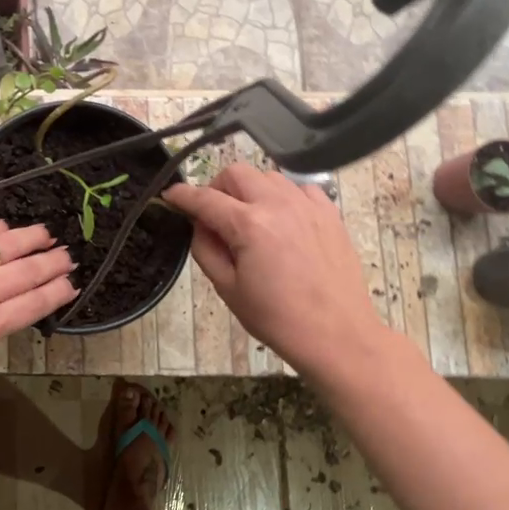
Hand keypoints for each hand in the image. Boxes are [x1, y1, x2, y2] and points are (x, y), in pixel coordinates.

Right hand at [162, 165, 384, 377]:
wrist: (338, 336)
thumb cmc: (278, 318)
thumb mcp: (227, 288)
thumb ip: (205, 249)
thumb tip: (200, 225)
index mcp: (249, 225)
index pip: (205, 198)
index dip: (182, 195)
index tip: (170, 196)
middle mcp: (278, 204)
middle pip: (236, 173)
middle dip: (217, 187)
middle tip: (214, 214)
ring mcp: (308, 206)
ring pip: (268, 176)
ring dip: (251, 190)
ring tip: (251, 219)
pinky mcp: (330, 214)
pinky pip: (300, 188)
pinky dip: (283, 197)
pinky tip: (283, 221)